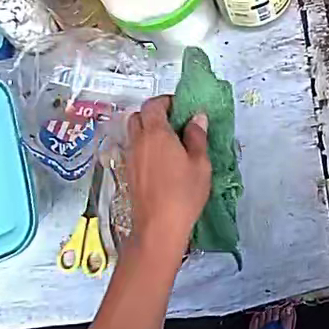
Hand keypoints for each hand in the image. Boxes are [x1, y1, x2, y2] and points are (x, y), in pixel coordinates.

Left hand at [122, 94, 210, 256]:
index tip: (182, 107)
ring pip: (134, 133)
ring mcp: (130, 158)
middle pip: (138, 116)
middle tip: (175, 122)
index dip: (166, 101)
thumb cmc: (183, 193)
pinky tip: (162, 161)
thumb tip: (197, 118)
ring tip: (170, 142)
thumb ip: (197, 137)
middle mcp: (138, 141)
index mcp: (156, 133)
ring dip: (148, 131)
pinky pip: (134, 150)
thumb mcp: (200, 163)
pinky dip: (145, 147)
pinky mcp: (128, 173)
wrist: (158, 226)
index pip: (153, 105)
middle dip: (154, 114)